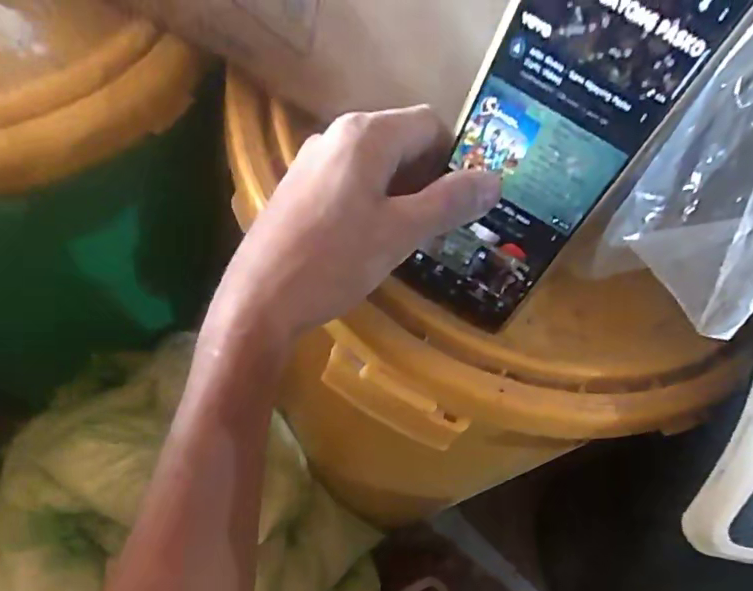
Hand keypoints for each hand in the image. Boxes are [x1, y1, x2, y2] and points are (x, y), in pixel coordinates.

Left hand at [209, 106, 502, 349]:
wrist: (259, 302)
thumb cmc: (332, 265)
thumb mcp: (398, 235)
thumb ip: (447, 204)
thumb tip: (493, 181)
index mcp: (365, 135)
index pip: (429, 124)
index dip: (453, 160)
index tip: (457, 205)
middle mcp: (333, 136)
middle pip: (398, 144)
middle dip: (422, 182)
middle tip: (430, 230)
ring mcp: (306, 164)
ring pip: (368, 170)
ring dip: (393, 199)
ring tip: (395, 245)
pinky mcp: (291, 194)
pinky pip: (341, 189)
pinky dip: (362, 208)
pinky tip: (356, 248)